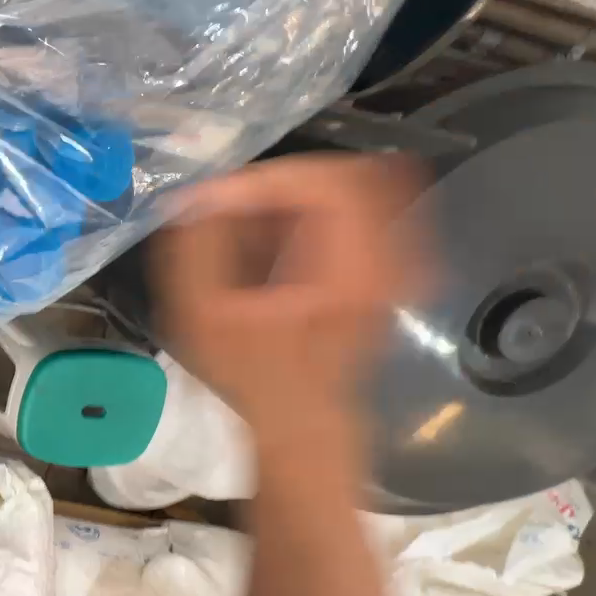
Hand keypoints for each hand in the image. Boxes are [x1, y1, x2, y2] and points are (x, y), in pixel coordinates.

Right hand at [153, 155, 427, 436]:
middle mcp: (392, 256)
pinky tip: (275, 241)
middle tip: (234, 206)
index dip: (265, 179)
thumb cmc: (248, 373)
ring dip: (294, 196)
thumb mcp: (201, 313)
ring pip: (355, 187)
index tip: (218, 200)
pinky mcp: (389, 265)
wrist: (300, 420)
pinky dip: (312, 212)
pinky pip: (358, 210)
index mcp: (349, 271)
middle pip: (347, 175)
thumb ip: (196, 246)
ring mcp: (398, 260)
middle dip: (280, 182)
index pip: (325, 182)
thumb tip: (197, 195)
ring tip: (251, 227)